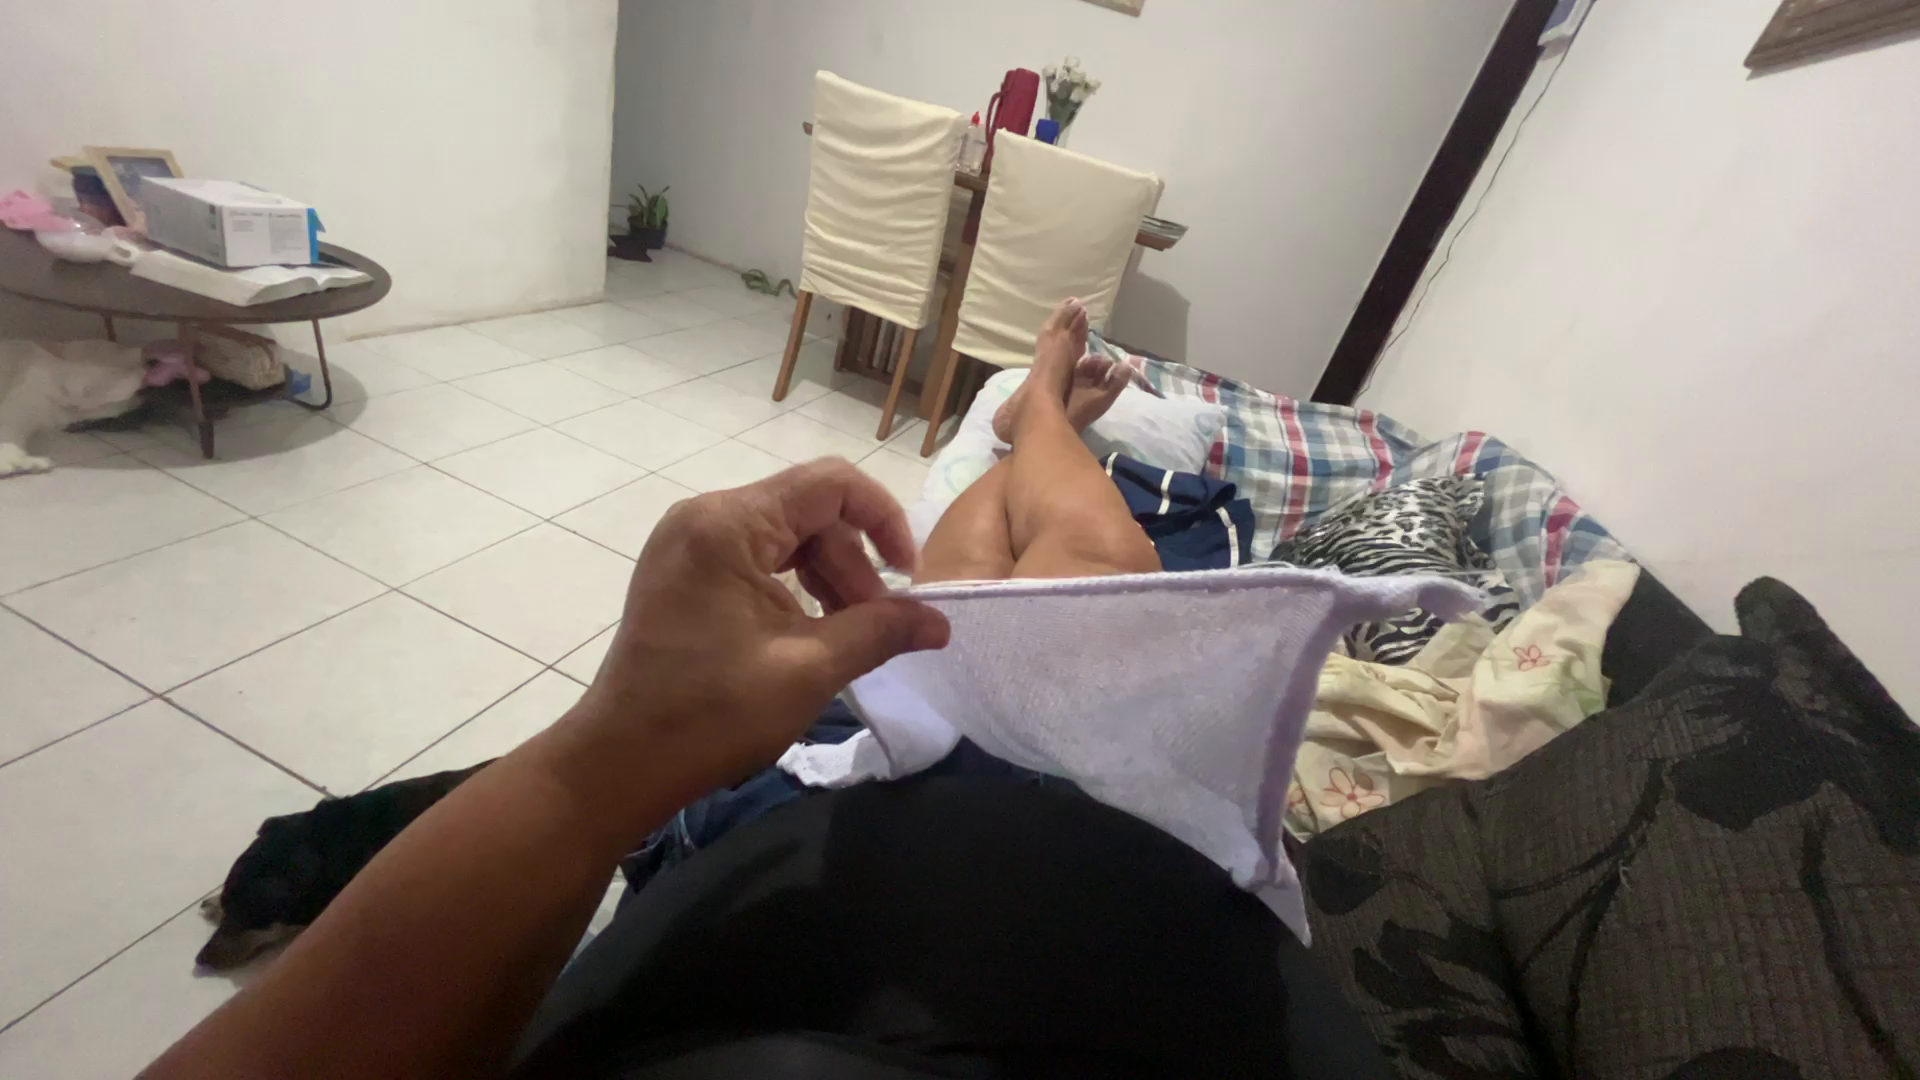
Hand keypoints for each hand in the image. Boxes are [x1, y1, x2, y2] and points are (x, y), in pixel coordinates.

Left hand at [562, 459, 949, 804]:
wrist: (619, 765)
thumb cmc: (712, 715)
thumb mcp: (811, 670)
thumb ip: (882, 631)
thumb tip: (941, 622)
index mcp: (730, 524)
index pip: (831, 484)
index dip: (884, 519)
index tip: (908, 574)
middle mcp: (707, 517)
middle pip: (810, 511)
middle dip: (855, 563)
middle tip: (880, 623)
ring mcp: (692, 543)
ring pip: (789, 536)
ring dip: (831, 578)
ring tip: (852, 632)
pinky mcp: (688, 571)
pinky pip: (761, 558)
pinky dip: (798, 587)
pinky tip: (815, 629)